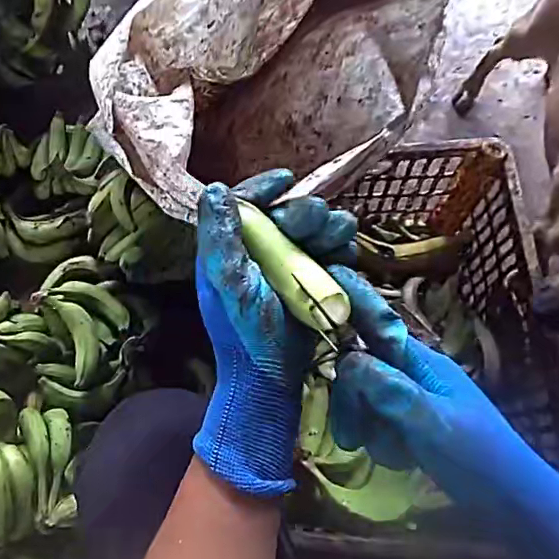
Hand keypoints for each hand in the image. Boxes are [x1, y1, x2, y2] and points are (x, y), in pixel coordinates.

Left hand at [192, 170, 356, 496]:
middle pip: (288, 214)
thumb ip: (220, 238)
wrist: (274, 380)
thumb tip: (214, 190)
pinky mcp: (315, 284)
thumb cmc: (244, 333)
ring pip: (317, 232)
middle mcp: (261, 255)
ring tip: (337, 236)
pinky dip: (342, 251)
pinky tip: (344, 257)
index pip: (246, 205)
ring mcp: (290, 269)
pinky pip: (334, 256)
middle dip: (305, 212)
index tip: (285, 178)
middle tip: (316, 221)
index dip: (264, 187)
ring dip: (329, 228)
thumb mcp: (228, 284)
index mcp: (232, 250)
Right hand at [327, 267, 558, 558]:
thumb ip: (391, 390)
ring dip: (368, 427)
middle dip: (353, 401)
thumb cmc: (480, 457)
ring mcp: (413, 401)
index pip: (376, 330)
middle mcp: (415, 374)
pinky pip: (379, 425)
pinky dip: (381, 442)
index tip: (315, 334)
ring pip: (366, 400)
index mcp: (424, 362)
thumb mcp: (433, 423)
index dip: (346, 327)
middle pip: (362, 370)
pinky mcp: (412, 426)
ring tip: (388, 454)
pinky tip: (399, 461)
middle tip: (350, 435)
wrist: (515, 504)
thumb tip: (347, 358)